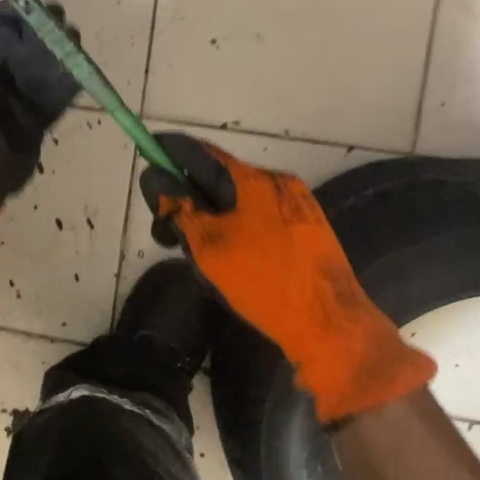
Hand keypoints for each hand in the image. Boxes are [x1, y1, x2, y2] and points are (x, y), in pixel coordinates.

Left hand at [0, 0, 80, 283]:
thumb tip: (9, 33)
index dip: (7, 13)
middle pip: (19, 45)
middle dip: (39, 29)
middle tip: (60, 15)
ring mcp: (14, 99)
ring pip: (40, 67)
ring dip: (58, 51)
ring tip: (75, 35)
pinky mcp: (33, 120)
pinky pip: (54, 95)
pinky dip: (68, 80)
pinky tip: (82, 67)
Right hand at [140, 133, 434, 423]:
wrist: (333, 329)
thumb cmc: (265, 282)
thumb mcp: (208, 247)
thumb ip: (177, 208)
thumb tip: (153, 178)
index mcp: (252, 180)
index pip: (198, 151)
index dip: (167, 150)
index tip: (146, 153)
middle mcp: (276, 183)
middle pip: (215, 178)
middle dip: (185, 199)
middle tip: (166, 234)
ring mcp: (295, 207)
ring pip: (235, 202)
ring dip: (209, 220)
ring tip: (200, 261)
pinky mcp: (307, 230)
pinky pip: (258, 219)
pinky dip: (234, 230)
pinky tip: (229, 265)